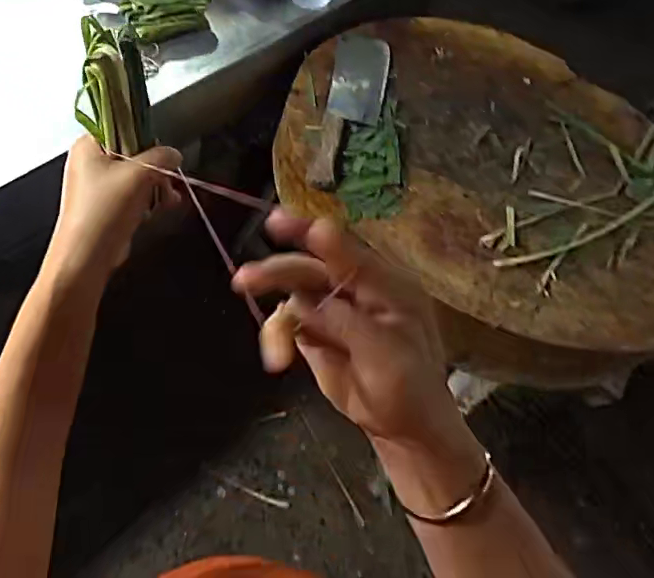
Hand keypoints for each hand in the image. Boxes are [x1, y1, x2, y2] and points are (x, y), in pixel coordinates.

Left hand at [50, 135, 180, 279]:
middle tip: (167, 179)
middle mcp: (88, 161)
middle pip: (131, 151)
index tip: (160, 148)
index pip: (119, 124)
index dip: (143, 134)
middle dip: (154, 167)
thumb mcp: (138, 174)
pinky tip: (161, 208)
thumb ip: (161, 157)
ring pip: (134, 174)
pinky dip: (146, 199)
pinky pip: (131, 193)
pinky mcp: (104, 205)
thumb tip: (174, 154)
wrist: (86, 258)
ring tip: (167, 199)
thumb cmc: (105, 209)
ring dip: (154, 186)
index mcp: (87, 145)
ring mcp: (95, 184)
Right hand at [232, 211, 456, 447]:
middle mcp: (354, 286)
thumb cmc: (410, 392)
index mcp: (383, 284)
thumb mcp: (387, 358)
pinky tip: (277, 358)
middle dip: (276, 271)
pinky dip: (275, 334)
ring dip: (268, 296)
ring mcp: (331, 305)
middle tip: (245, 277)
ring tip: (243, 294)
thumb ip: (346, 323)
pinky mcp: (312, 326)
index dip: (310, 234)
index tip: (277, 223)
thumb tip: (304, 301)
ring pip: (291, 288)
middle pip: (308, 266)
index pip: (344, 250)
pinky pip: (285, 319)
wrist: (403, 430)